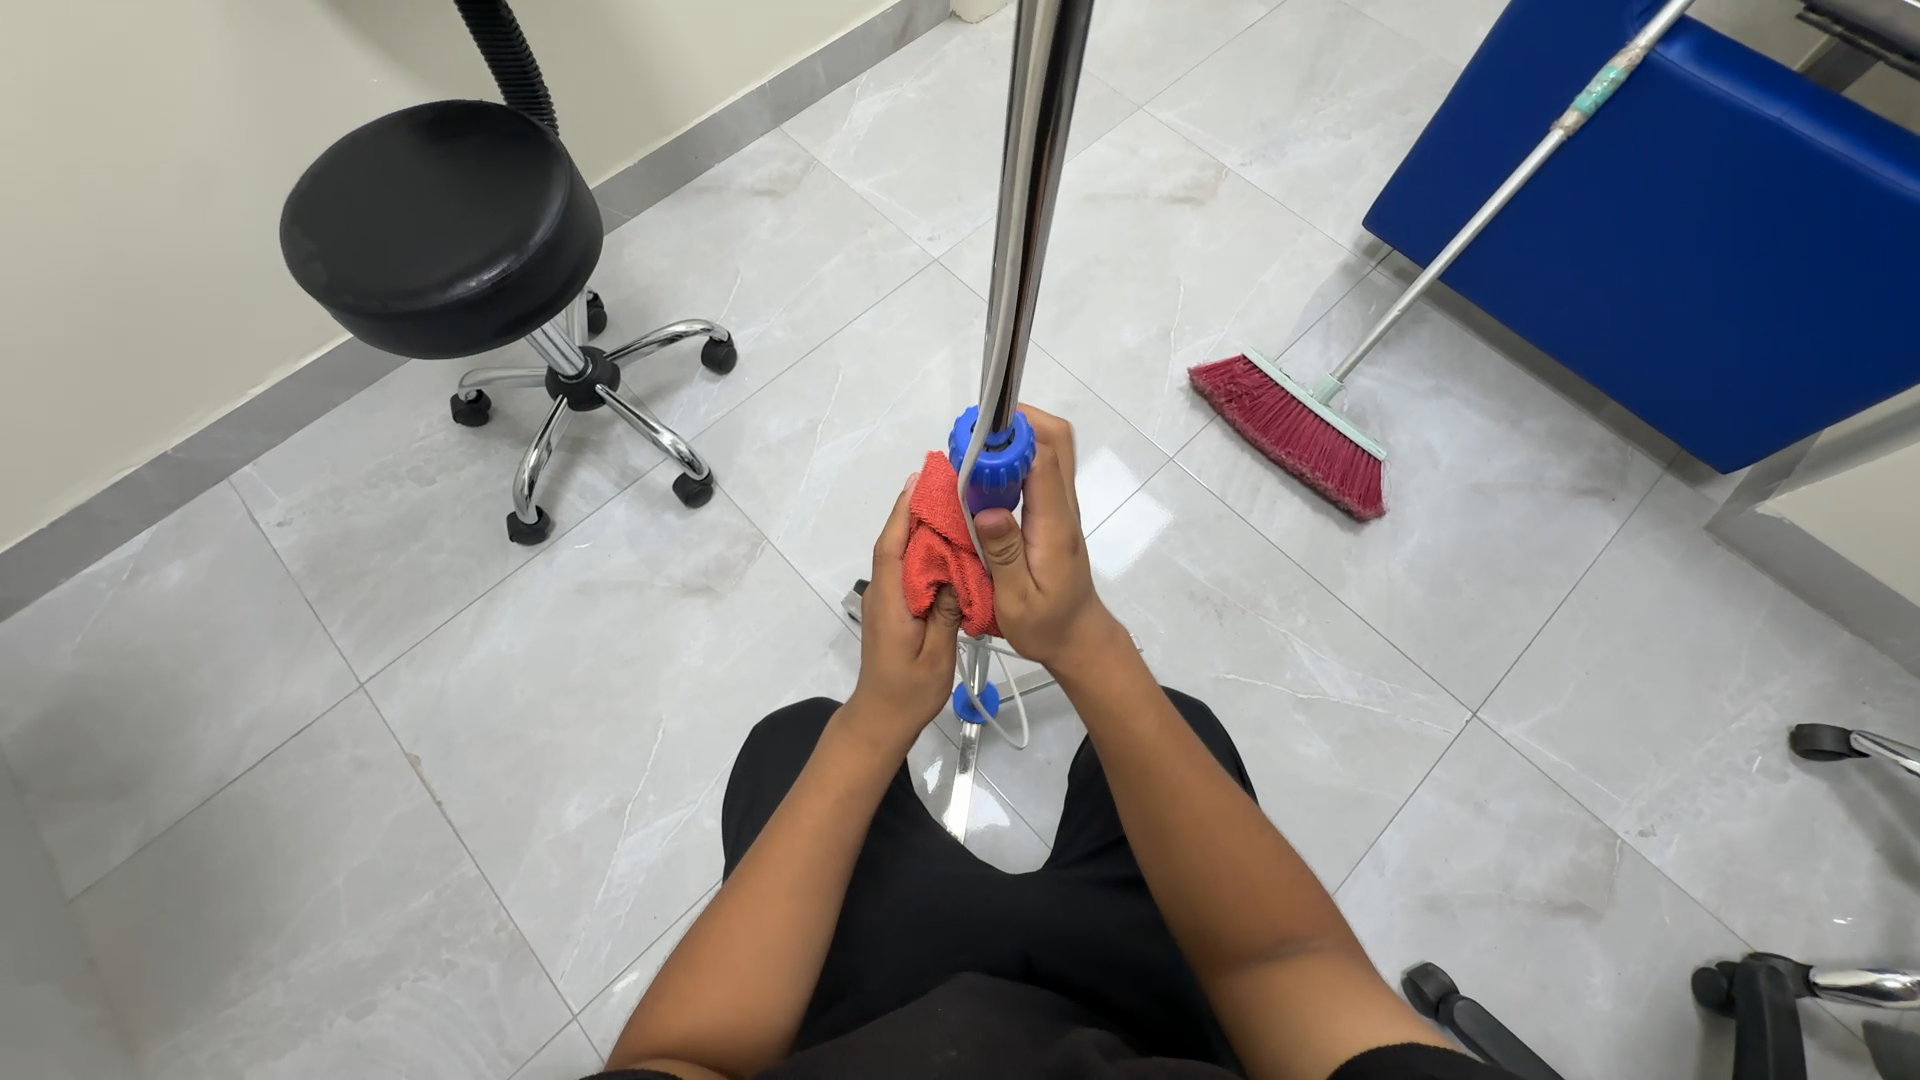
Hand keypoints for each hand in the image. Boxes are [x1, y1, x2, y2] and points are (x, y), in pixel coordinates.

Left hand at [842, 474, 963, 748]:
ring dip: (919, 528)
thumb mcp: (935, 654)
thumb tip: (955, 569)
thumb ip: (944, 611)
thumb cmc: (909, 691)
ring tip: (950, 503)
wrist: (883, 717)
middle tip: (945, 483)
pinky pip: (906, 570)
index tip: (920, 482)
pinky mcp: (894, 608)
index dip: (903, 512)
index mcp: (890, 602)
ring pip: (900, 555)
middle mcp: (883, 594)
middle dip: (914, 510)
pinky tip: (947, 545)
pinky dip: (922, 551)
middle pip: (895, 543)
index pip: (892, 547)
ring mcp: (886, 600)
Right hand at [973, 406, 1120, 669]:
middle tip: (975, 435)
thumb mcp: (1017, 600)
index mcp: (1054, 524)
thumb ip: (1004, 554)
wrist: (1077, 638)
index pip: (1042, 460)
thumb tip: (987, 510)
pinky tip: (986, 475)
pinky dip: (1016, 458)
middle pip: (1056, 439)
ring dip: (1016, 438)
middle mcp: (1063, 507)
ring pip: (1051, 449)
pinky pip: (1041, 470)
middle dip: (1018, 423)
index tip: (975, 439)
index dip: (1011, 439)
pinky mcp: (1053, 513)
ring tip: (975, 450)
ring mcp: (1061, 508)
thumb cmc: (1046, 625)